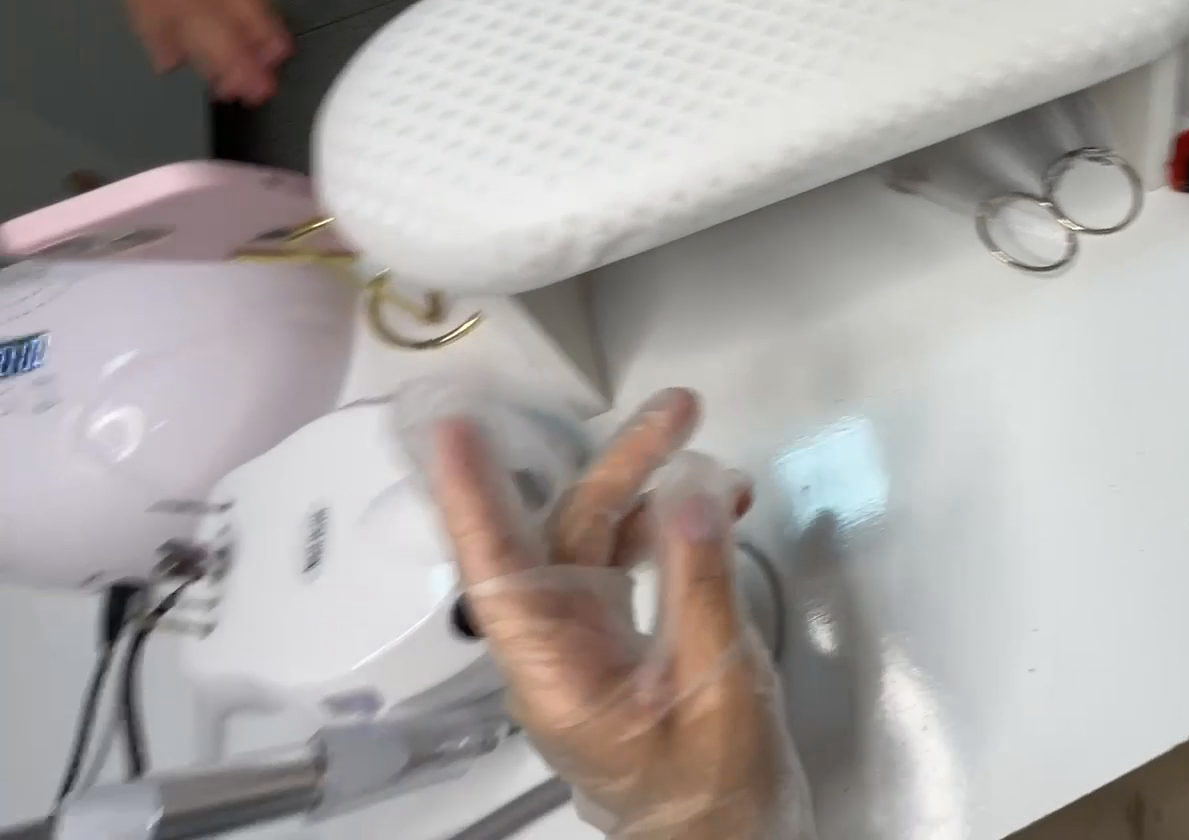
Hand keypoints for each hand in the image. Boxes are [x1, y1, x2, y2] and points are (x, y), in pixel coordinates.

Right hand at [13, 0, 301, 102]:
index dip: (253, 20)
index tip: (280, 52)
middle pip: (195, 11)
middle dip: (229, 55)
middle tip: (259, 91)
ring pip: (167, 16)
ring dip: (201, 57)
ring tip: (229, 92)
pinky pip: (135, 3)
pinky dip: (153, 35)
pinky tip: (170, 65)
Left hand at [428, 389, 813, 839]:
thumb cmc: (712, 786)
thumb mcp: (714, 684)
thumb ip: (700, 586)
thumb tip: (694, 490)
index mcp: (555, 668)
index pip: (497, 569)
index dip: (472, 495)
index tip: (453, 429)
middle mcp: (562, 643)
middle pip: (574, 529)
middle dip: (625, 462)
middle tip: (682, 409)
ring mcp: (597, 638)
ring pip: (611, 537)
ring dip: (660, 489)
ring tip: (721, 461)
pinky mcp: (633, 636)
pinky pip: (647, 562)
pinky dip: (684, 528)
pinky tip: (727, 510)